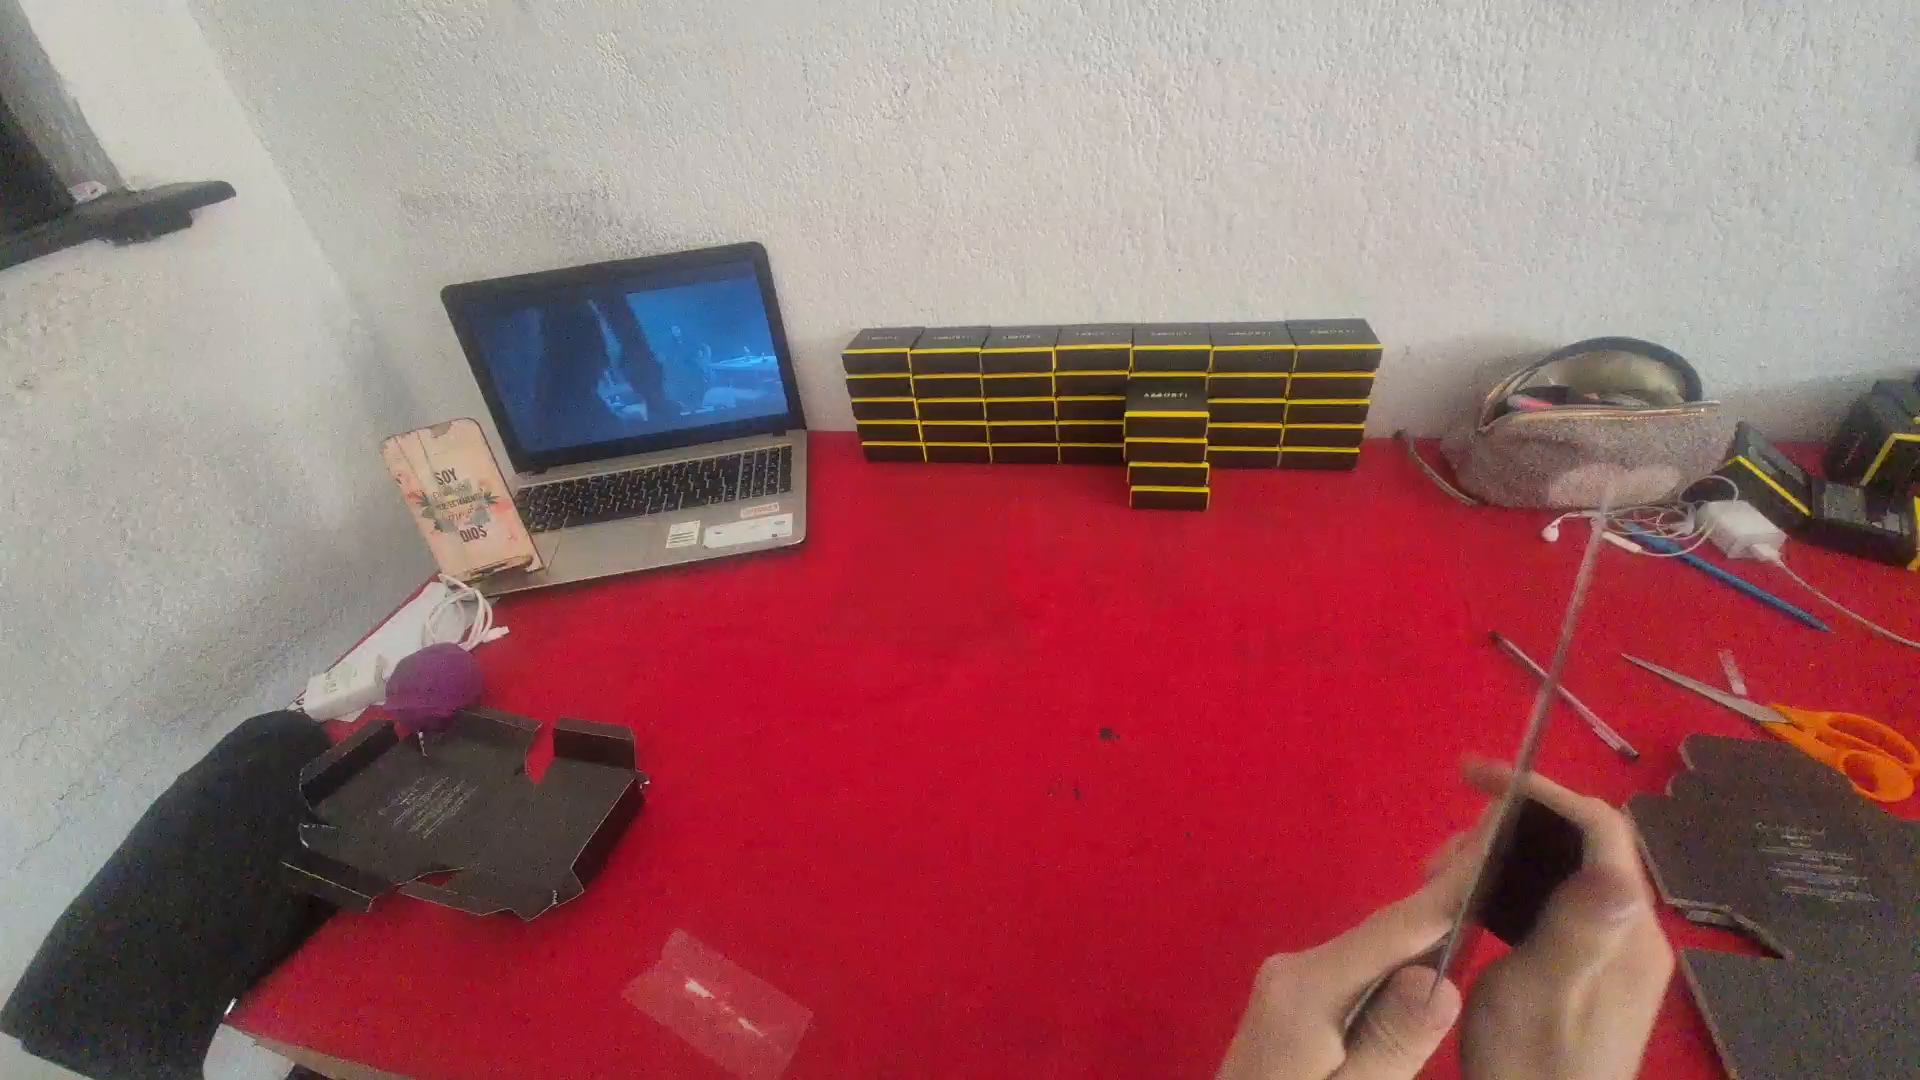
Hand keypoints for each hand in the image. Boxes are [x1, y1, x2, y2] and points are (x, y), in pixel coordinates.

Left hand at [1216, 840, 1480, 1079]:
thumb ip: (1391, 1041)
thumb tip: (1440, 979)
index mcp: (1305, 987)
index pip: (1384, 937)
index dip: (1438, 902)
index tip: (1482, 858)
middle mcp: (1293, 967)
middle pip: (1376, 937)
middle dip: (1432, 907)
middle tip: (1487, 863)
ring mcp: (1289, 978)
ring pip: (1366, 952)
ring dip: (1415, 934)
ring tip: (1471, 897)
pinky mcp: (1293, 994)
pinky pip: (1353, 970)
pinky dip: (1392, 962)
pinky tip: (1427, 954)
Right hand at [1458, 761, 1673, 1079]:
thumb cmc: (1533, 1063)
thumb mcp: (1543, 994)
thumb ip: (1578, 932)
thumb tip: (1615, 872)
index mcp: (1625, 932)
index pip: (1599, 830)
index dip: (1541, 790)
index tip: (1473, 777)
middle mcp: (1624, 929)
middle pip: (1576, 840)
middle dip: (1507, 820)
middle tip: (1443, 847)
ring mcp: (1602, 944)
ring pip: (1554, 864)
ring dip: (1494, 850)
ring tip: (1439, 872)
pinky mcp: (1576, 957)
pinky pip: (1542, 893)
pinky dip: (1498, 878)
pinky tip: (1459, 895)